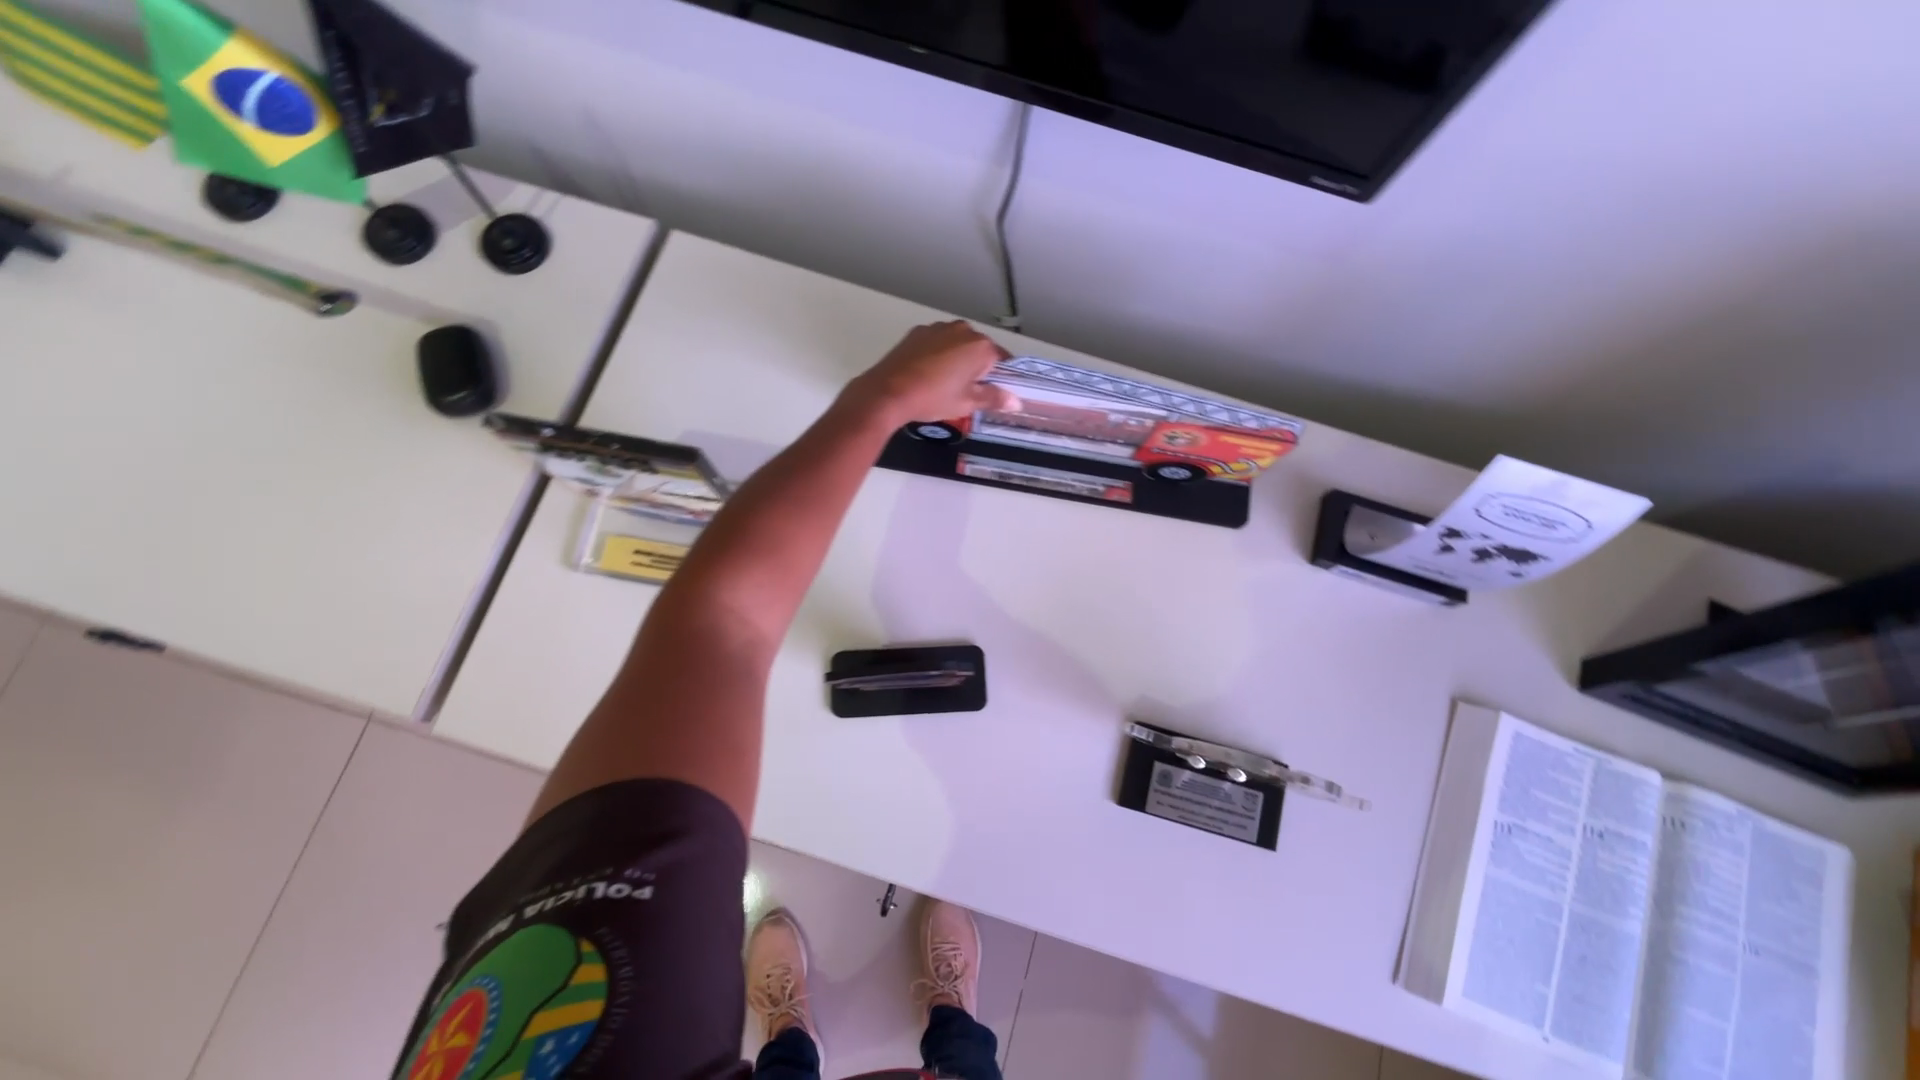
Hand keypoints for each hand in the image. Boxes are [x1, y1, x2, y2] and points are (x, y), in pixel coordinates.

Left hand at [842, 321, 1016, 426]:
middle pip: (979, 349)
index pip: (1002, 360)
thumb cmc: (933, 398)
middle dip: (977, 367)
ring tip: (944, 383)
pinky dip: (938, 354)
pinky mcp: (917, 332)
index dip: (999, 378)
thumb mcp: (967, 403)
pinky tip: (927, 373)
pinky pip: (937, 342)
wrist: (887, 392)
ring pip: (957, 344)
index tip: (991, 393)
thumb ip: (994, 398)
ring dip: (957, 359)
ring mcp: (938, 328)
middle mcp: (962, 330)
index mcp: (980, 346)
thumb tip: (1015, 401)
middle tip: (965, 391)